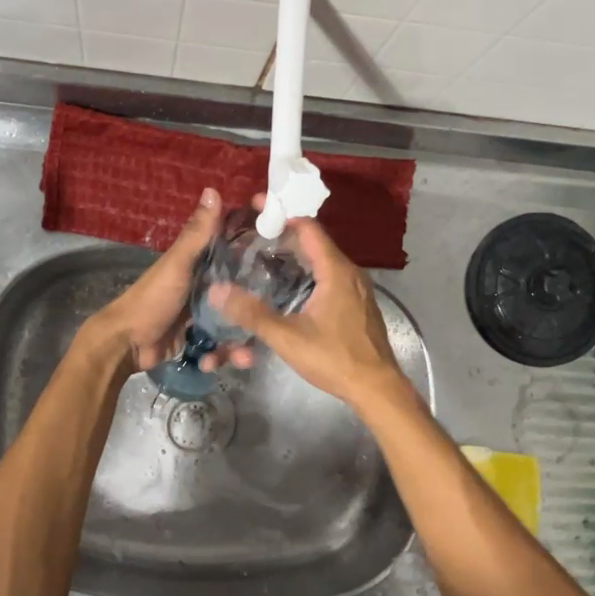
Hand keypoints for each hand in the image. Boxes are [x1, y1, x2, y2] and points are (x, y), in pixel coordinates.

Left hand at [87, 188, 256, 372]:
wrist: (126, 344)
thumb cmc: (152, 299)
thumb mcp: (177, 265)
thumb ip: (197, 234)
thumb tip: (212, 189)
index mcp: (202, 263)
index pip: (235, 250)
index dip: (258, 250)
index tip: (286, 254)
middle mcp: (206, 286)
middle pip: (243, 293)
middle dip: (258, 310)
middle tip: (274, 322)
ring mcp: (203, 314)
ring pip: (235, 324)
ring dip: (241, 342)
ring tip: (244, 358)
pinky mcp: (199, 340)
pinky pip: (220, 347)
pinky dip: (221, 356)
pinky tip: (213, 363)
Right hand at [210, 217, 408, 410]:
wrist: (376, 387)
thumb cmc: (334, 359)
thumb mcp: (287, 337)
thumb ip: (252, 314)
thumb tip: (218, 291)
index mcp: (336, 271)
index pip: (309, 228)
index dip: (282, 214)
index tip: (256, 208)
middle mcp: (350, 273)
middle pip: (316, 241)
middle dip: (285, 234)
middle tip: (253, 234)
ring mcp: (357, 289)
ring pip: (324, 261)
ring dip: (297, 255)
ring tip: (265, 257)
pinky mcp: (358, 305)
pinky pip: (331, 276)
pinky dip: (309, 272)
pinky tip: (290, 287)